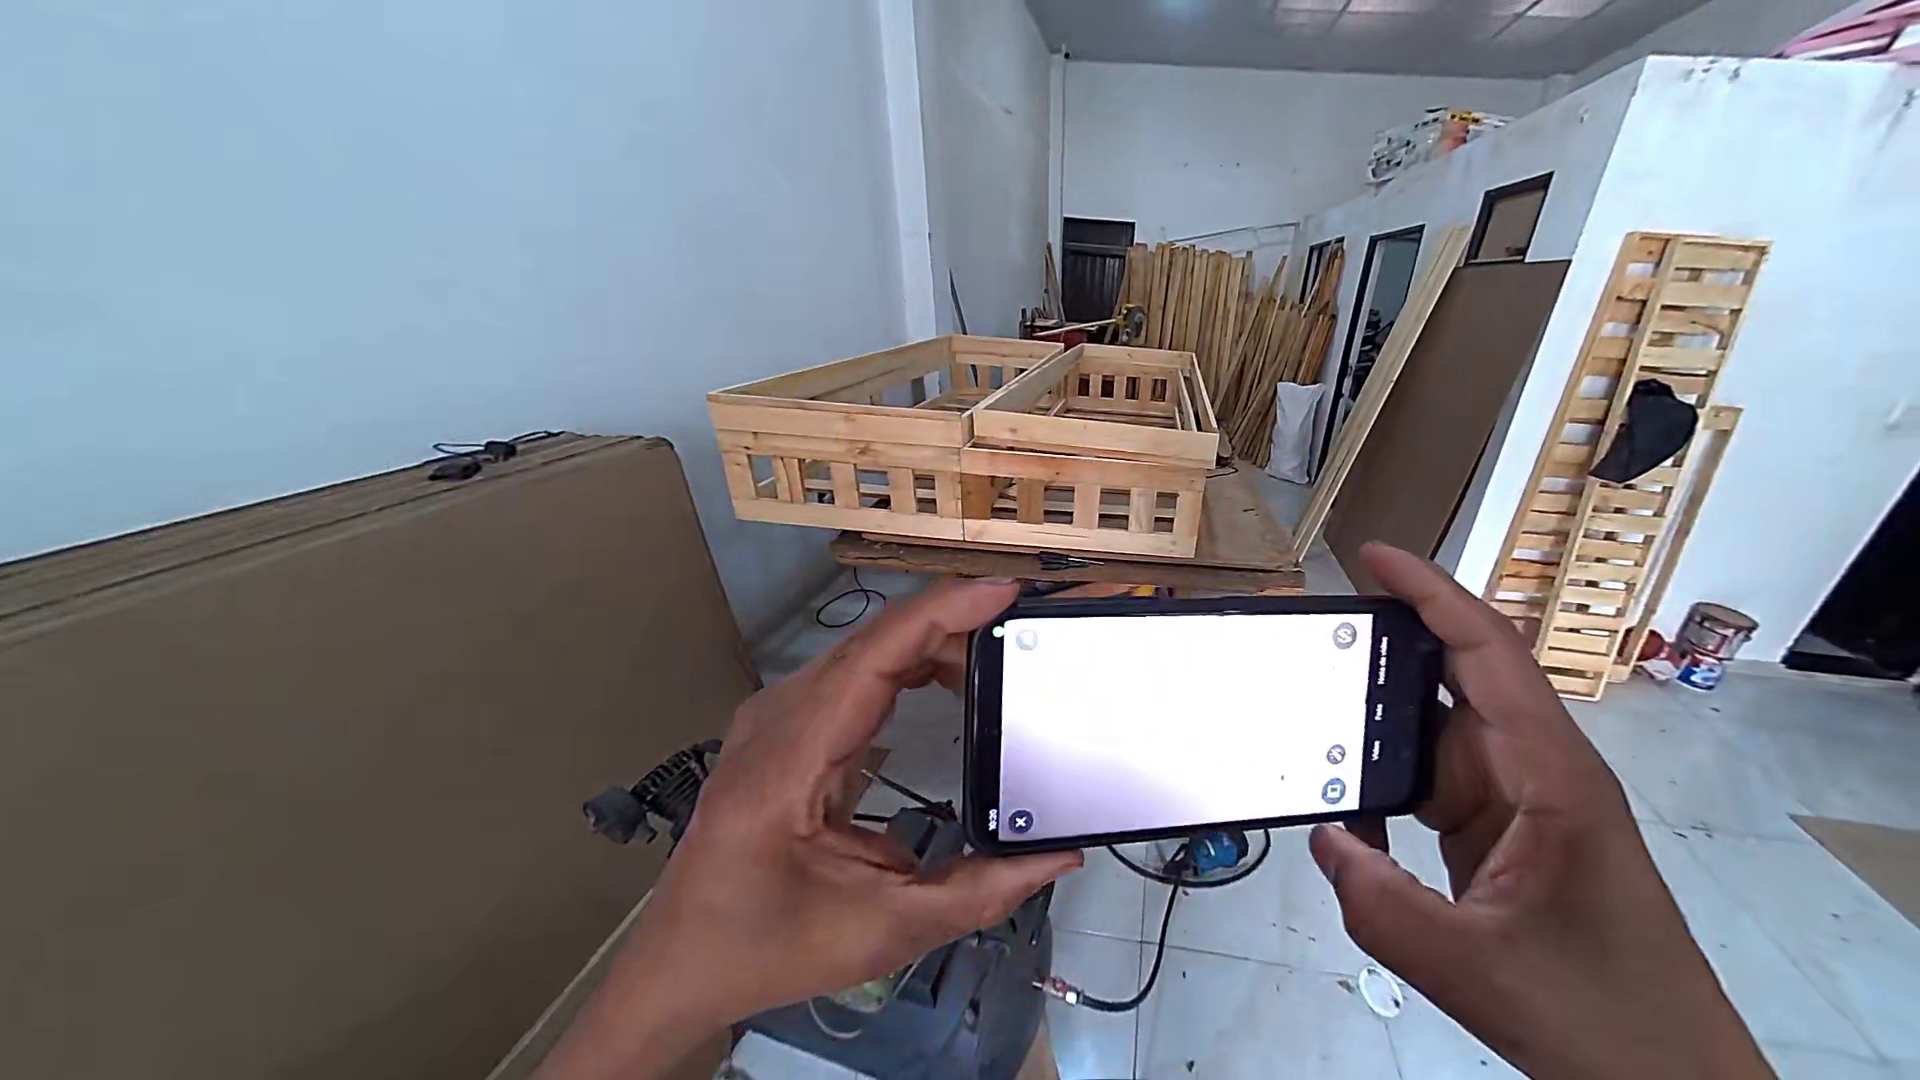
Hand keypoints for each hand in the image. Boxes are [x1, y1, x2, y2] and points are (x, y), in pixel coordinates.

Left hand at [534, 578, 1081, 1079]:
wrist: (683, 958)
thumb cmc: (769, 945)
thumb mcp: (883, 931)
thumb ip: (978, 892)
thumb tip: (1058, 853)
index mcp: (789, 759)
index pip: (872, 657)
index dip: (939, 613)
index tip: (1002, 593)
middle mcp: (778, 716)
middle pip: (872, 641)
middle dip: (951, 622)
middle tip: (1018, 631)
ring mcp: (776, 713)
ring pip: (864, 648)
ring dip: (931, 640)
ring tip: (994, 653)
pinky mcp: (786, 721)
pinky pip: (853, 670)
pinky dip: (906, 660)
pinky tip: (946, 674)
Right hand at [1309, 543, 1770, 1079]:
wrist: (1662, 1077)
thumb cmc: (1597, 1017)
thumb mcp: (1473, 969)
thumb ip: (1379, 904)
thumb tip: (1322, 837)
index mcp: (1549, 774)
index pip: (1487, 653)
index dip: (1431, 593)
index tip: (1373, 557)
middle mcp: (1531, 767)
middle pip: (1453, 675)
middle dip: (1385, 638)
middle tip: (1314, 622)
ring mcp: (1511, 795)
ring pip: (1429, 724)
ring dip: (1372, 707)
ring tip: (1306, 692)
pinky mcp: (1491, 824)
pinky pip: (1420, 771)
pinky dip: (1374, 765)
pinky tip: (1337, 782)